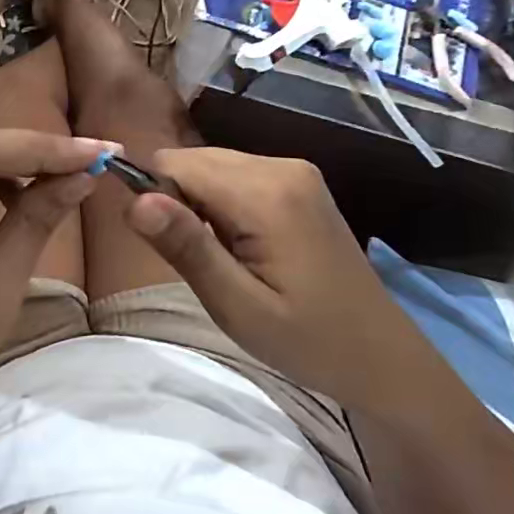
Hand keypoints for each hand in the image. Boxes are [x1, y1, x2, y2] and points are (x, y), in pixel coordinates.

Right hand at [124, 148, 434, 411]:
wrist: (379, 353)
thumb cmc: (307, 341)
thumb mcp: (237, 306)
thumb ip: (187, 248)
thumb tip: (134, 200)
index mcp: (266, 194)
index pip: (176, 164)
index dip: (156, 200)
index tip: (170, 250)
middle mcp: (282, 166)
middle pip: (195, 160)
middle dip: (179, 203)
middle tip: (204, 262)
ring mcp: (296, 171)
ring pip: (214, 166)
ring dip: (201, 205)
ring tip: (226, 259)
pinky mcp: (301, 182)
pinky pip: (239, 176)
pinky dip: (224, 204)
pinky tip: (243, 246)